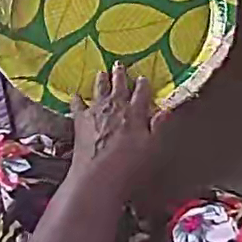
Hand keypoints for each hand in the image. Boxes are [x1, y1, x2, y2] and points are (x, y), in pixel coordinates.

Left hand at [69, 62, 155, 189]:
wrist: (97, 177)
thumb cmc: (129, 166)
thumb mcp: (151, 148)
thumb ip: (158, 127)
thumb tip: (166, 110)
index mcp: (134, 112)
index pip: (141, 92)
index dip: (143, 84)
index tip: (143, 77)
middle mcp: (115, 106)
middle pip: (119, 85)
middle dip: (120, 74)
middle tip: (119, 65)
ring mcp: (96, 111)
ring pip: (99, 89)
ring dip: (101, 80)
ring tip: (101, 73)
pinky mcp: (80, 120)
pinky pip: (78, 105)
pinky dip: (77, 100)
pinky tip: (75, 96)